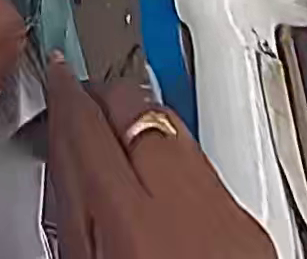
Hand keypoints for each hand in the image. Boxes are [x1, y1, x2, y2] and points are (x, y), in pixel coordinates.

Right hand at [46, 56, 275, 258]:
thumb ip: (73, 214)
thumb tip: (63, 159)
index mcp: (134, 232)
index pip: (88, 129)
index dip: (66, 93)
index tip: (56, 74)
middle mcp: (186, 210)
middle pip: (132, 107)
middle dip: (100, 93)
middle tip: (78, 98)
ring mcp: (225, 213)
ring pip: (168, 123)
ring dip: (134, 116)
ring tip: (112, 126)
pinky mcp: (250, 225)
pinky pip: (198, 159)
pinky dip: (169, 149)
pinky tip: (154, 168)